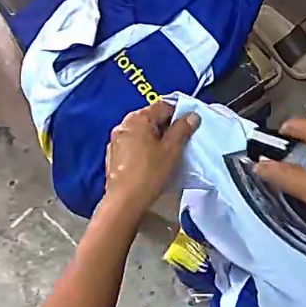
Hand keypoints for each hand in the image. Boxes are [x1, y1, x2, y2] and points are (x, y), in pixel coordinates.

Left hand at [100, 99, 197, 214]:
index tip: (190, 127)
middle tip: (181, 142)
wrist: (126, 200)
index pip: (163, 106)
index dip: (179, 114)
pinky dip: (144, 147)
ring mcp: (116, 139)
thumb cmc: (151, 172)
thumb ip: (183, 129)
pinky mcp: (113, 154)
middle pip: (151, 118)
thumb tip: (192, 115)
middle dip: (167, 127)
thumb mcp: (173, 149)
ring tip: (167, 153)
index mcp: (138, 119)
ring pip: (142, 131)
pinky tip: (152, 161)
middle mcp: (124, 124)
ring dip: (155, 138)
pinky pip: (133, 143)